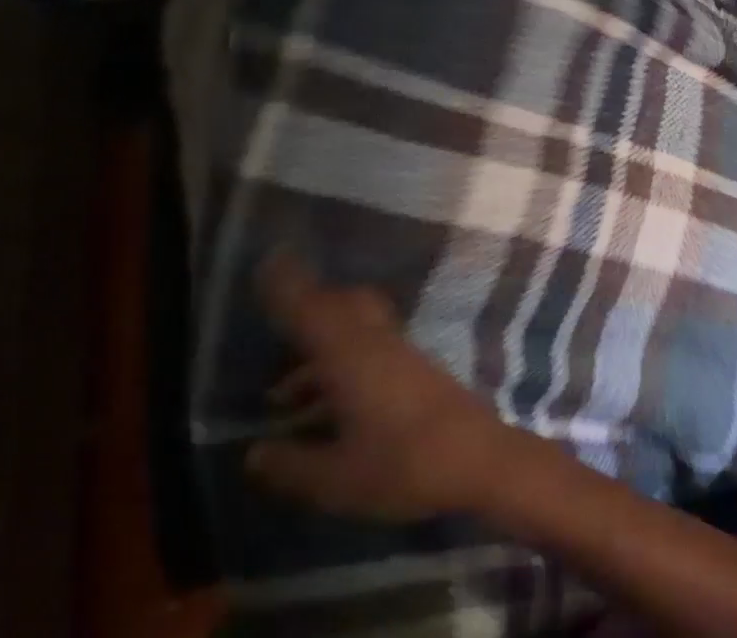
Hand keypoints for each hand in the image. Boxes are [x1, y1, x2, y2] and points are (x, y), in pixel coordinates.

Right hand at [244, 257, 521, 522]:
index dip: (288, 284)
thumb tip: (254, 453)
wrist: (482, 462)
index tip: (270, 258)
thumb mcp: (335, 479)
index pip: (310, 307)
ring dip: (321, 353)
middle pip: (342, 305)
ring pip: (357, 332)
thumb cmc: (403, 466)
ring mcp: (404, 356)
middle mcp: (376, 343)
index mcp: (349, 355)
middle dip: (309, 309)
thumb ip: (291, 464)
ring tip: (282, 398)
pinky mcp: (421, 374)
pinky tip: (329, 411)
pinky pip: (373, 353)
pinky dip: (345, 368)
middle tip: (277, 328)